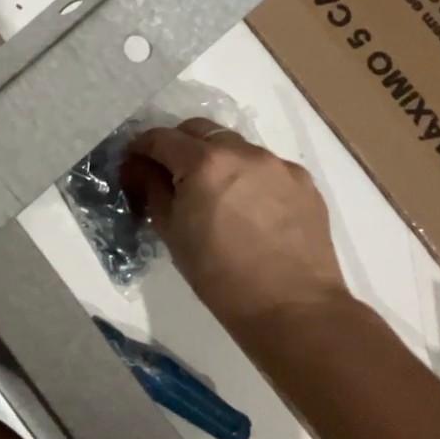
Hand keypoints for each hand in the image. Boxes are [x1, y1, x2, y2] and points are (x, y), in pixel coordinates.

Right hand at [124, 118, 348, 333]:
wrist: (294, 309)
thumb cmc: (219, 272)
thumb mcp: (169, 229)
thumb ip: (151, 187)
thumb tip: (140, 168)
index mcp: (204, 162)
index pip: (159, 137)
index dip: (140, 149)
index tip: (134, 166)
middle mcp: (243, 153)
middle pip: (198, 130)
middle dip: (179, 145)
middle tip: (172, 175)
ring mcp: (279, 167)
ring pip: (234, 145)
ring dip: (216, 159)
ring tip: (214, 192)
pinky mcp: (305, 184)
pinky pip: (266, 166)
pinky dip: (248, 175)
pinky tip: (247, 205)